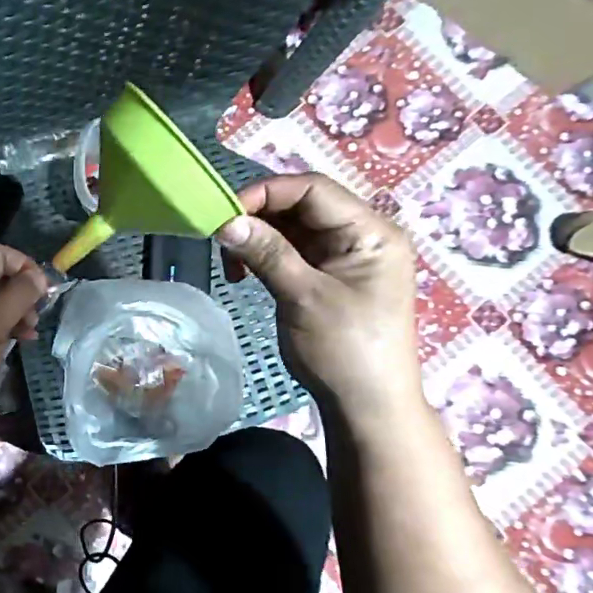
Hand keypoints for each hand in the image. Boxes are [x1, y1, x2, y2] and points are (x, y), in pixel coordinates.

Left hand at [0, 244, 49, 436]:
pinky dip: (11, 325)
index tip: (44, 289)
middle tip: (37, 314)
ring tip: (31, 330)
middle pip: (1, 275)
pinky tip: (25, 339)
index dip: (24, 265)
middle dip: (24, 290)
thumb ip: (19, 293)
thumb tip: (40, 276)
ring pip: (0, 300)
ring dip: (21, 310)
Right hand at [216, 173, 420, 416]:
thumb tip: (225, 221)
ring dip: (258, 238)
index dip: (266, 193)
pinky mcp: (328, 275)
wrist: (367, 404)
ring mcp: (344, 255)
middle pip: (301, 205)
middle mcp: (360, 234)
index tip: (224, 216)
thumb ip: (267, 253)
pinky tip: (246, 272)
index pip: (313, 189)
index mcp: (370, 231)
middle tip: (222, 242)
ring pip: (292, 227)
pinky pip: (292, 250)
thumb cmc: (344, 350)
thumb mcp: (302, 296)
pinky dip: (265, 255)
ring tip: (232, 264)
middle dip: (258, 217)